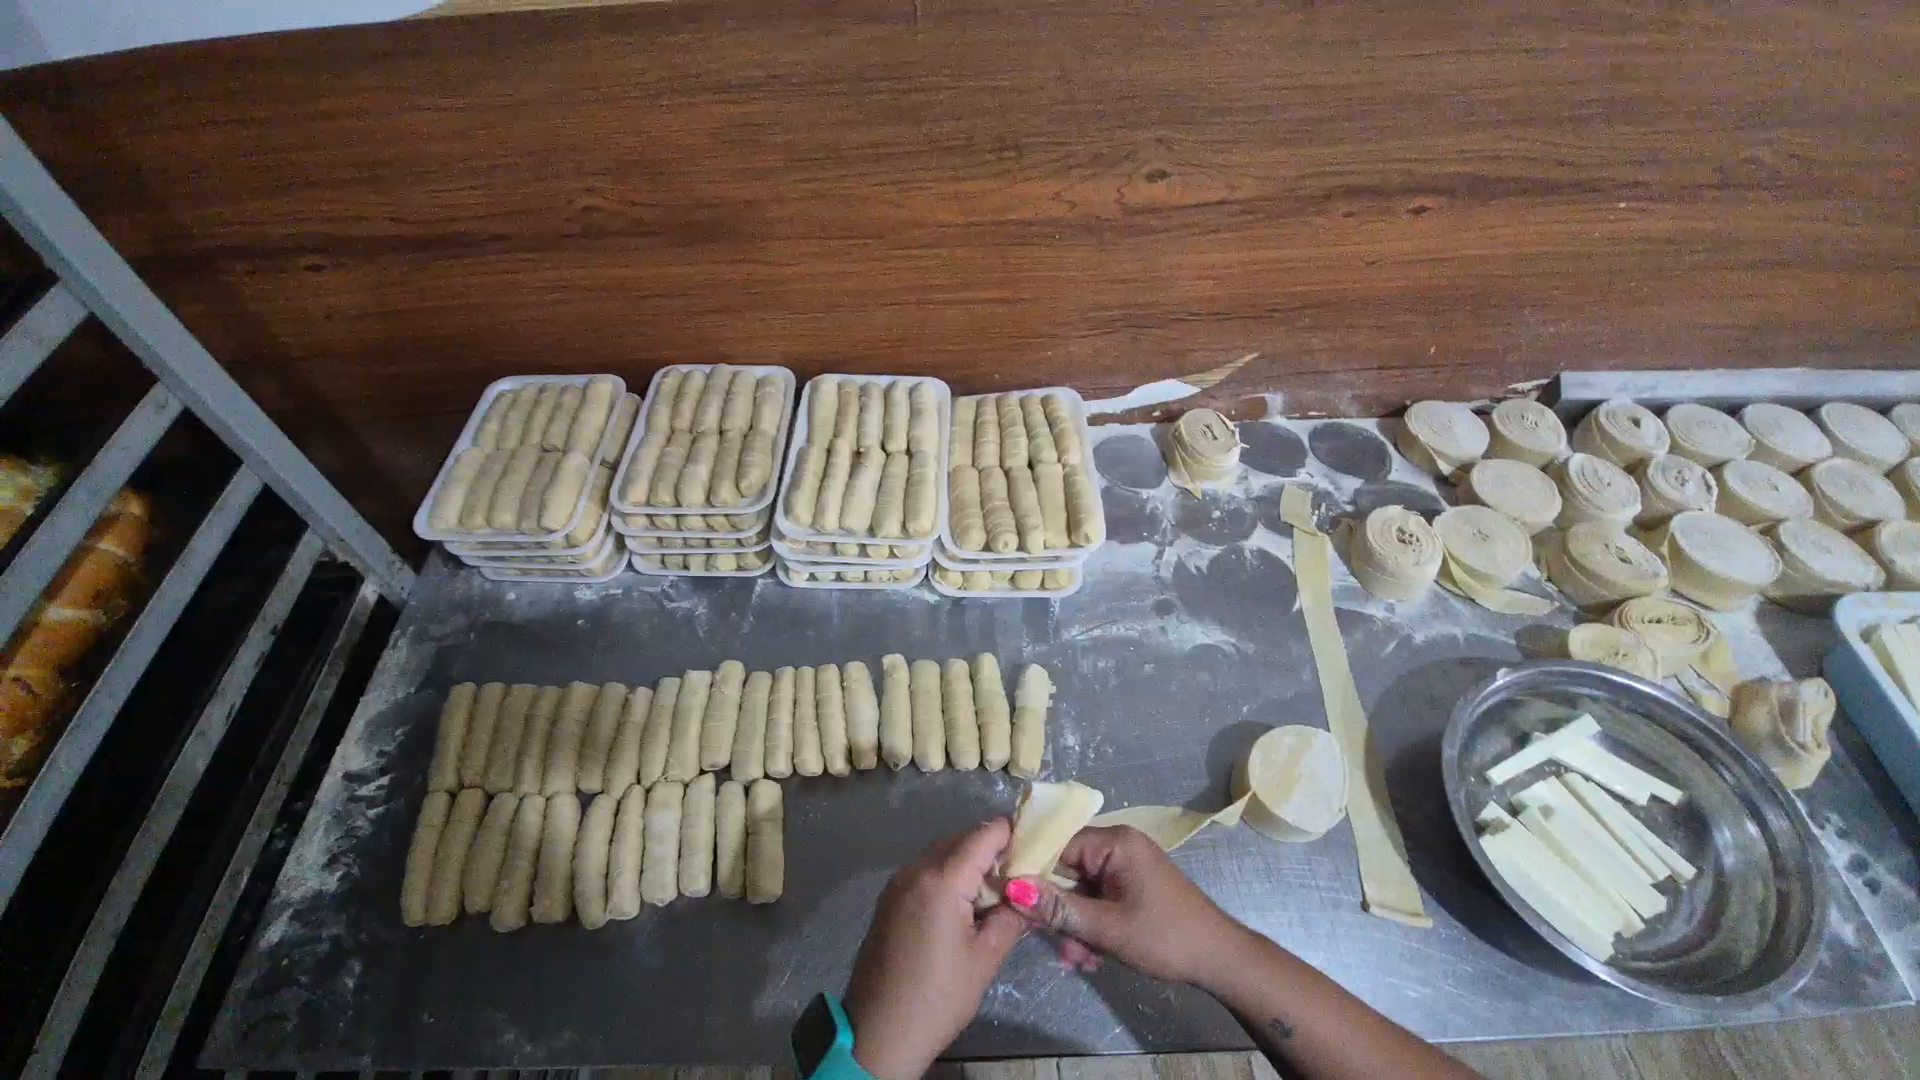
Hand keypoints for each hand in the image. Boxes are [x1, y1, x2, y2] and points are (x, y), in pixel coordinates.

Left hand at [843, 819, 1027, 1079]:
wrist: (878, 1034)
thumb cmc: (938, 998)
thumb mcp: (985, 959)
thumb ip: (1010, 916)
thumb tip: (1025, 893)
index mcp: (942, 880)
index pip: (982, 834)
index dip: (1010, 834)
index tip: (1033, 848)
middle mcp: (916, 869)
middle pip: (960, 839)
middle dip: (990, 849)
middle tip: (1018, 874)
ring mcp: (897, 882)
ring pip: (941, 853)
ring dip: (967, 861)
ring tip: (992, 891)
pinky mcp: (889, 898)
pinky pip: (925, 870)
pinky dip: (947, 874)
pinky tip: (962, 903)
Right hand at [1006, 824, 1246, 988]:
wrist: (1220, 961)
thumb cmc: (1164, 937)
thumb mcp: (1106, 927)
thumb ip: (1058, 907)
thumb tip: (1010, 888)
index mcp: (1115, 841)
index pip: (1058, 844)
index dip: (1033, 871)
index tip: (1011, 897)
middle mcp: (1119, 845)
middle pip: (1068, 869)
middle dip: (1058, 909)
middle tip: (1052, 943)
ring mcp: (1127, 866)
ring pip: (1081, 890)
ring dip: (1074, 924)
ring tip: (1077, 959)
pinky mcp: (1132, 886)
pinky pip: (1098, 898)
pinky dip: (1091, 924)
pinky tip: (1090, 955)